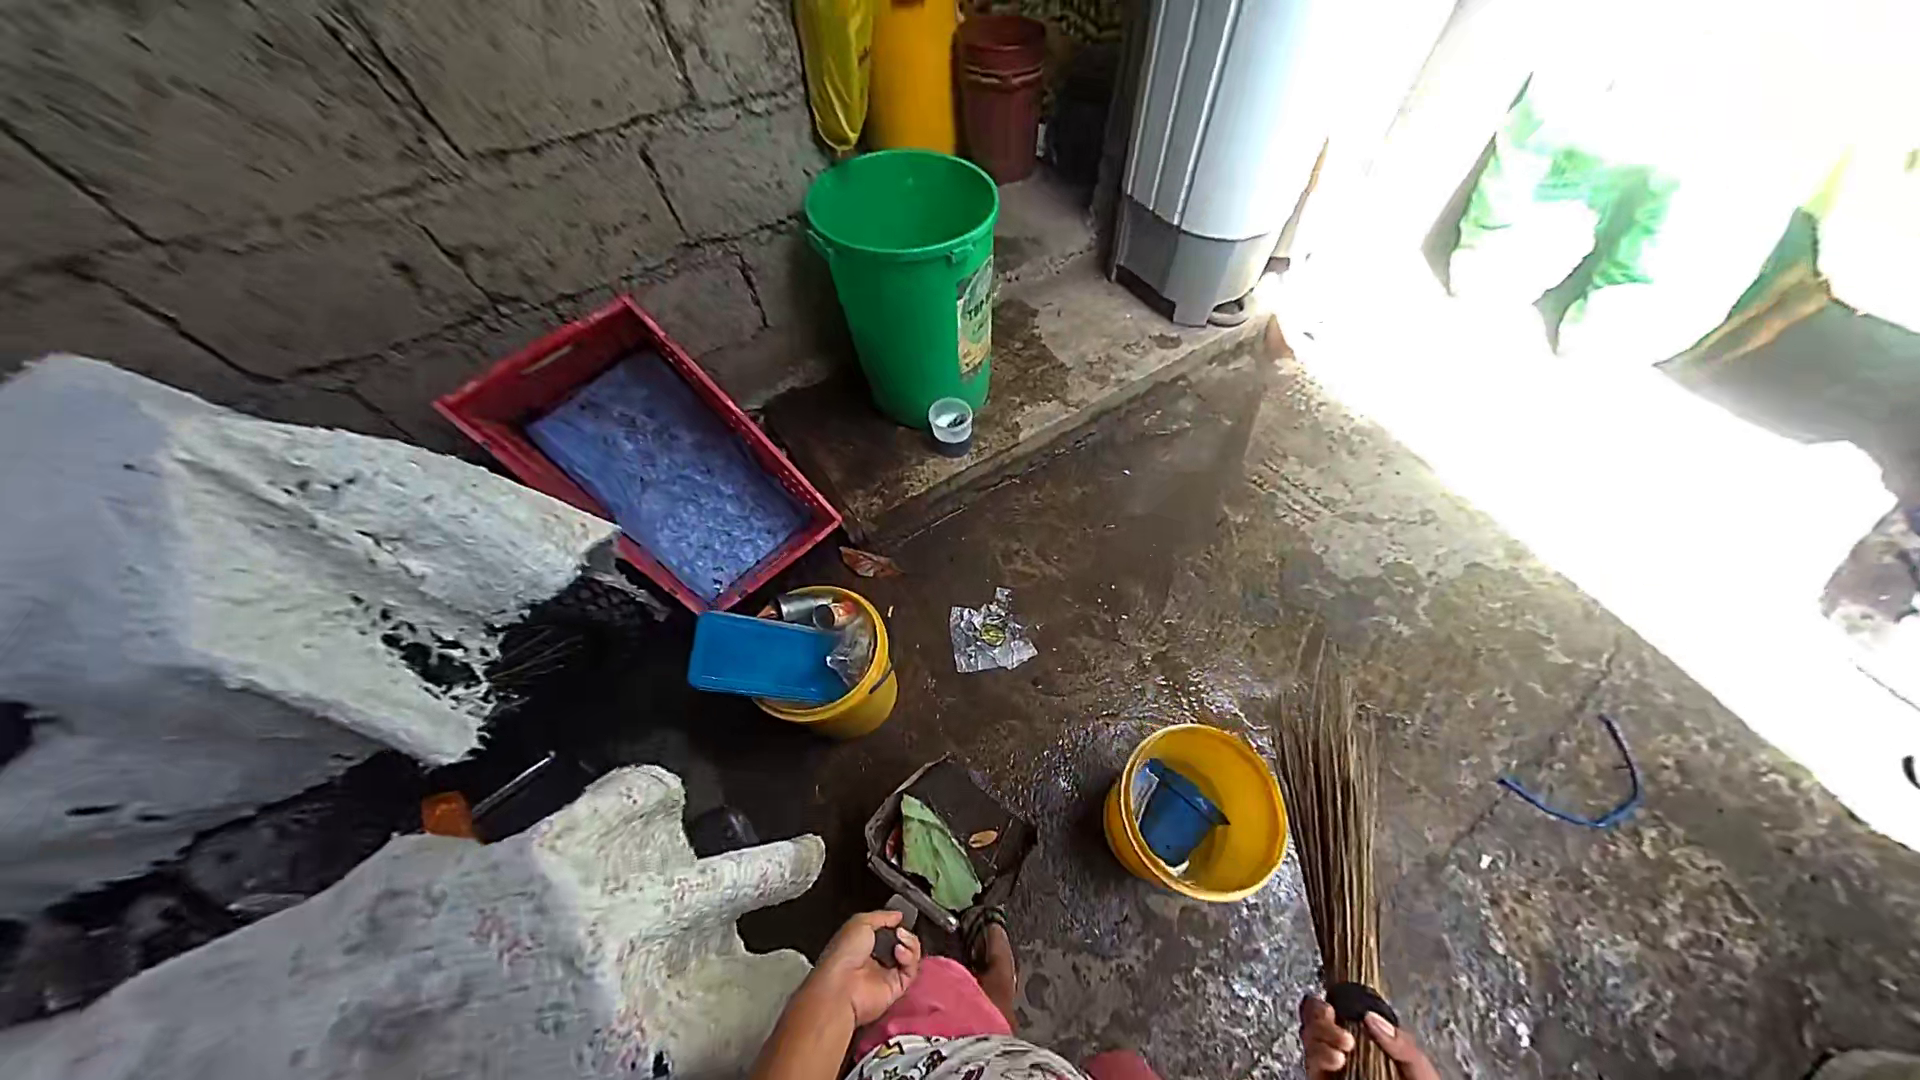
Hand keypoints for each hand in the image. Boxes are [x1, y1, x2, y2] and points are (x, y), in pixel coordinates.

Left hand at [804, 910, 922, 1026]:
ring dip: (910, 942)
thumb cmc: (845, 951)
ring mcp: (888, 973)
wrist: (842, 986)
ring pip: (910, 954)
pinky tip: (899, 952)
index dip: (896, 923)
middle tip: (900, 930)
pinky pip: (911, 970)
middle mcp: (878, 957)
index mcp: (866, 942)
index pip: (888, 931)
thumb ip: (882, 916)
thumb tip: (899, 915)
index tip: (899, 918)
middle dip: (906, 933)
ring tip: (901, 938)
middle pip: (903, 942)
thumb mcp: (860, 922)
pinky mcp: (897, 987)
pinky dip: (910, 958)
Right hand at [1299, 996, 1439, 1079]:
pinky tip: (1335, 1060)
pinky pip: (1309, 1065)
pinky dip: (1318, 1056)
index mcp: (1364, 1043)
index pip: (1334, 1012)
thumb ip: (1403, 1045)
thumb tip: (1372, 1016)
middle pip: (1312, 1019)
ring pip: (1308, 1038)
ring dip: (1319, 1034)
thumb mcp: (1420, 1073)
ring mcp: (1330, 1071)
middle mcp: (1342, 1054)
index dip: (1328, 1003)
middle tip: (1332, 1018)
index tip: (1336, 1006)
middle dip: (1318, 1015)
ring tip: (1342, 1048)